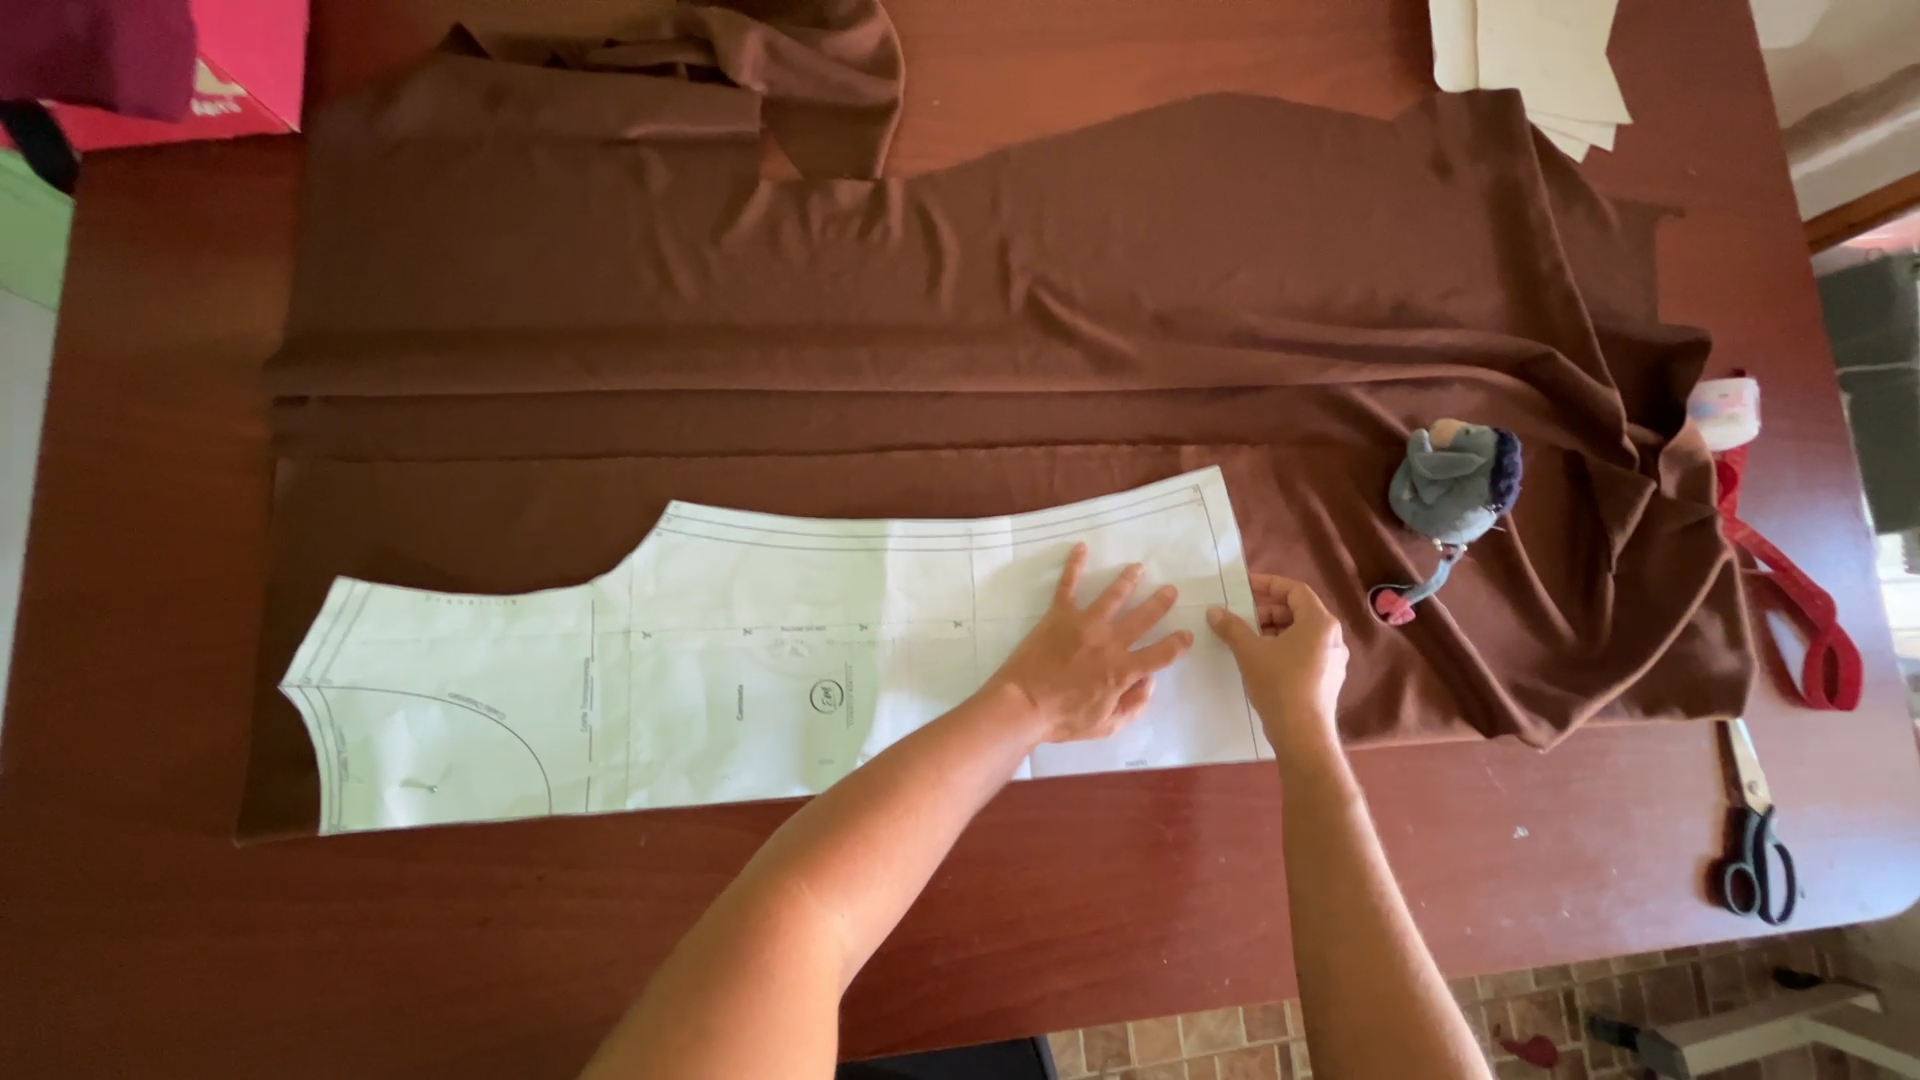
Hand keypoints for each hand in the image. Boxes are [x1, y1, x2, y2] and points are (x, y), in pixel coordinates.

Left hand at [985, 543, 1194, 743]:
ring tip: (1138, 568)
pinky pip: (1068, 585)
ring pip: (1113, 596)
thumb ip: (1133, 705)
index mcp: (1123, 671)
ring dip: (1128, 580)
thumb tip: (1149, 683)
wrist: (1023, 705)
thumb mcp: (1106, 725)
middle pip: (1142, 618)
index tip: (1187, 635)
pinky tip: (1081, 547)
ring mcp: (1084, 624)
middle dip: (1160, 603)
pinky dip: (1074, 565)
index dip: (1178, 644)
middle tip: (1171, 590)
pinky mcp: (1059, 615)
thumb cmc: (1063, 719)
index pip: (1160, 654)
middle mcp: (1109, 642)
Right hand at [1206, 574, 1348, 743]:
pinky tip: (1261, 660)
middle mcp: (1333, 637)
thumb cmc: (1279, 683)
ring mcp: (1333, 659)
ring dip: (1273, 630)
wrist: (1302, 733)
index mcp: (1320, 623)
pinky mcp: (1328, 678)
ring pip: (1301, 633)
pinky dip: (1283, 647)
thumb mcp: (1249, 651)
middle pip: (1298, 611)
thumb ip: (1232, 627)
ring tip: (1247, 639)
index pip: (1295, 590)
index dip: (1268, 584)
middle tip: (1240, 616)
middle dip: (1266, 610)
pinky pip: (1305, 651)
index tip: (1244, 587)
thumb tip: (1214, 611)